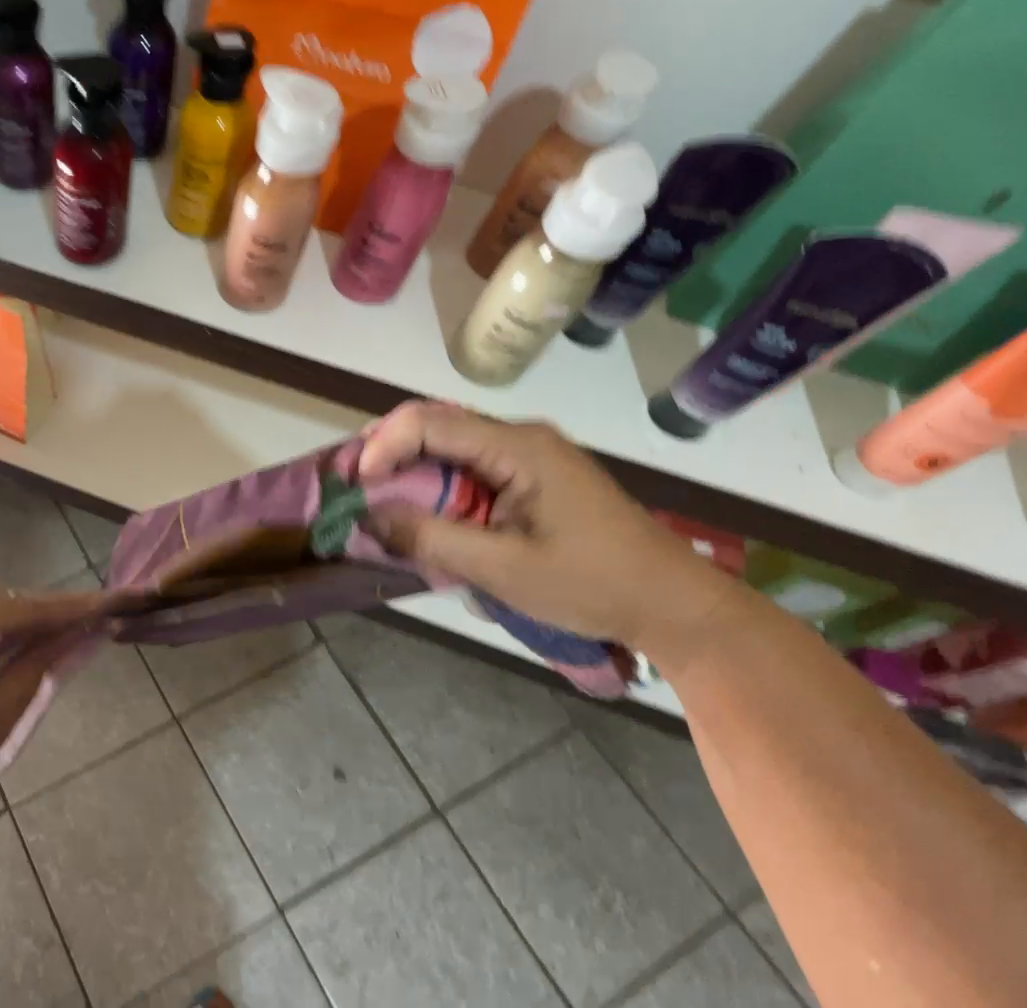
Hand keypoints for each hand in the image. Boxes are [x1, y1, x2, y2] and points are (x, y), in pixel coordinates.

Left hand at [0, 590, 107, 821]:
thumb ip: (41, 673)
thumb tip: (91, 634)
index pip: (21, 611)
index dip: (76, 607)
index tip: (125, 600)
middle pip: (6, 605)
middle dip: (59, 612)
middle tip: (114, 614)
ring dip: (35, 622)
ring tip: (85, 628)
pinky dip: (7, 634)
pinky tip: (36, 644)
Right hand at [359, 401, 744, 648]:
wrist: (671, 604)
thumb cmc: (592, 584)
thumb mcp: (503, 568)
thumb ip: (431, 538)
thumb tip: (369, 515)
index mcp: (519, 447)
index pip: (431, 422)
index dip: (383, 445)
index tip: (357, 485)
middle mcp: (521, 439)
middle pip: (436, 429)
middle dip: (388, 457)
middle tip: (354, 493)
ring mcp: (529, 459)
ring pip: (450, 451)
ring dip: (410, 476)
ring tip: (377, 508)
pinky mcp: (532, 481)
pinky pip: (470, 473)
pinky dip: (437, 492)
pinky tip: (420, 519)